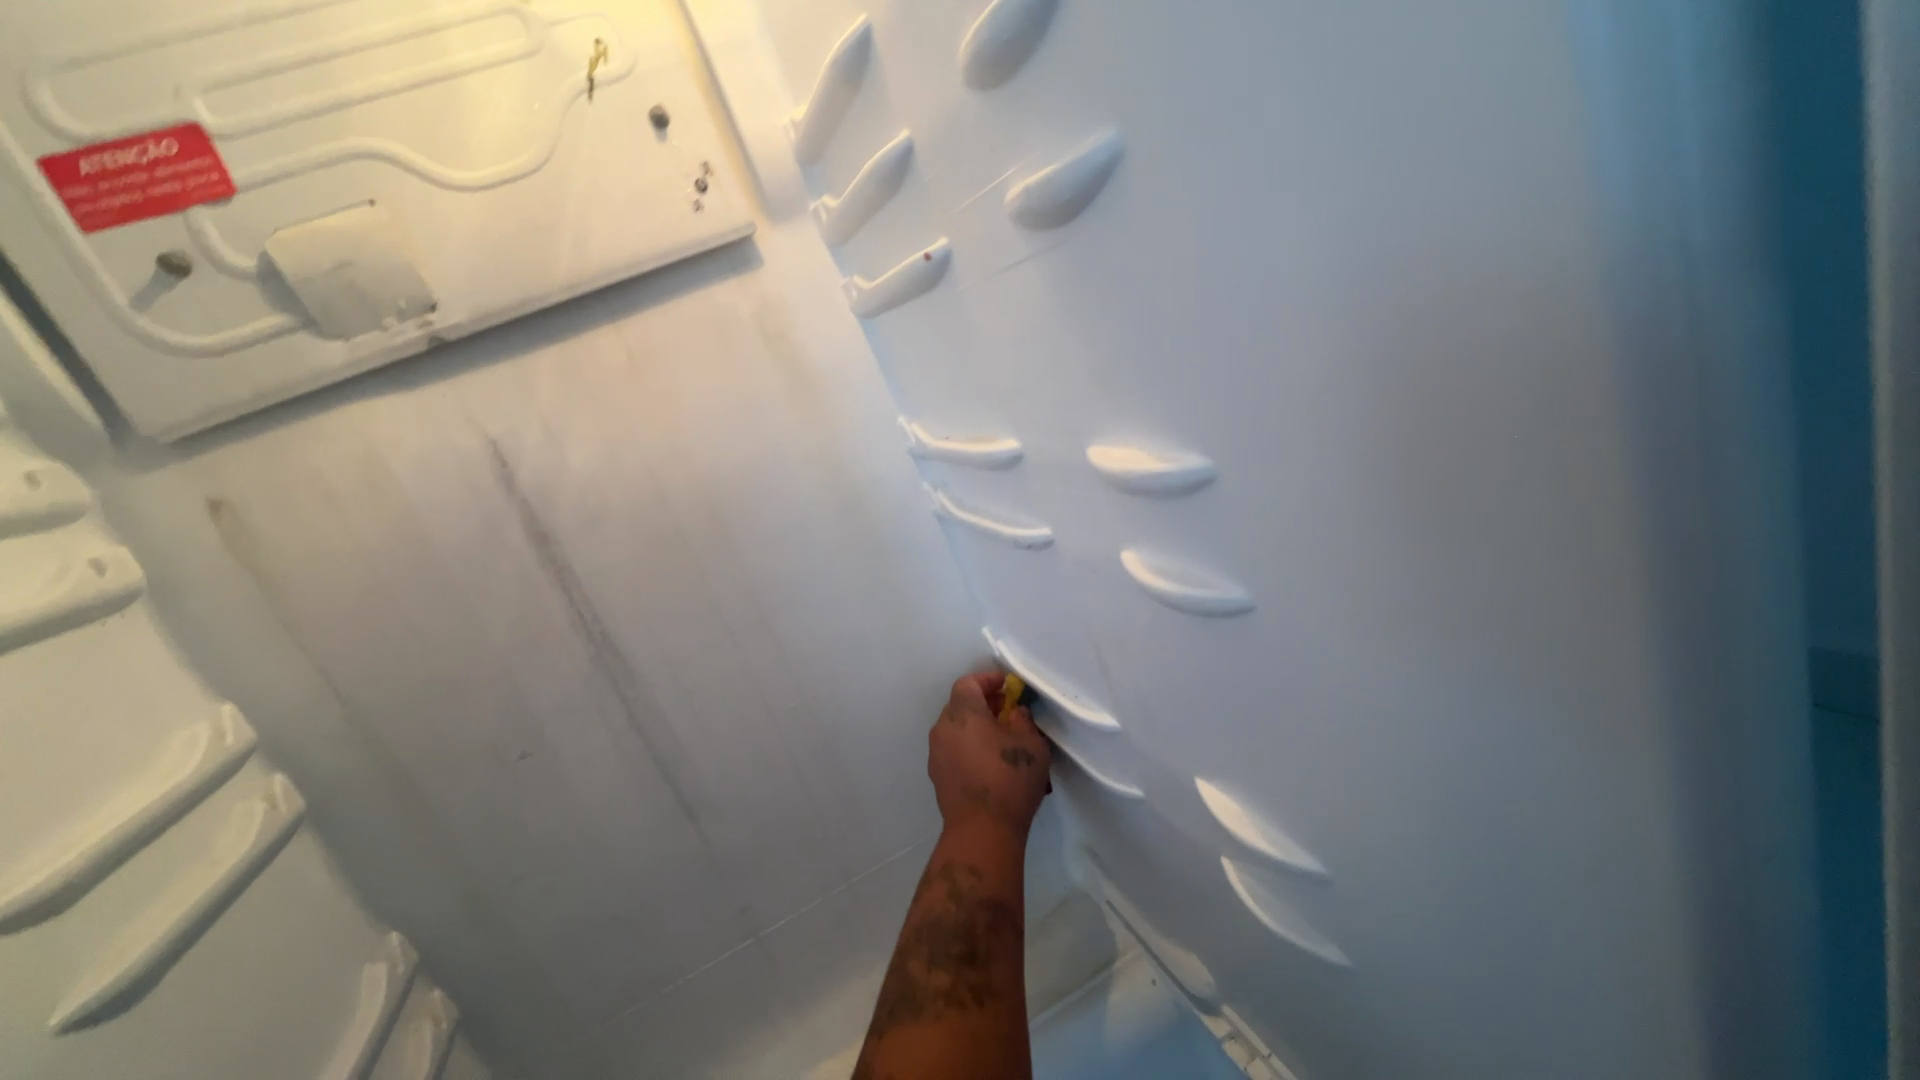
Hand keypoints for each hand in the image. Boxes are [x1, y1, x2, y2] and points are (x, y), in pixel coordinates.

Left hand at [929, 672, 1052, 838]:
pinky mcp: (937, 776)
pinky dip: (969, 747)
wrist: (982, 830)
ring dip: (975, 727)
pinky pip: (953, 750)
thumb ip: (1023, 720)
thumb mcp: (1031, 744)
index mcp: (962, 713)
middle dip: (983, 703)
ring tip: (1001, 738)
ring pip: (955, 729)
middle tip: (1007, 711)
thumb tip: (1015, 713)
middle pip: (959, 705)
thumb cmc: (1009, 779)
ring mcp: (936, 754)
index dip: (988, 680)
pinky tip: (990, 762)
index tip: (1007, 686)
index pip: (968, 683)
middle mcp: (942, 729)